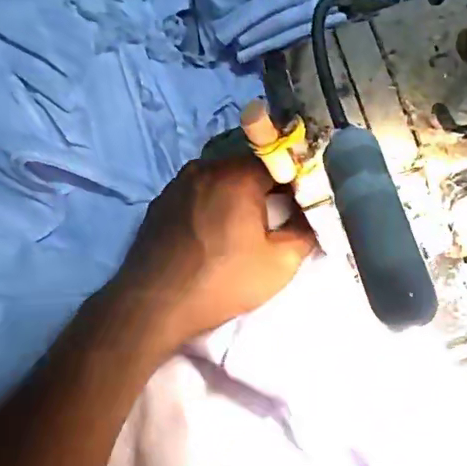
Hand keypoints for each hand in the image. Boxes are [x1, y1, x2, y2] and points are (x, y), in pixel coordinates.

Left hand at [108, 155, 315, 347]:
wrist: (155, 304)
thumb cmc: (223, 282)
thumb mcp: (280, 264)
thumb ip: (305, 232)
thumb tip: (311, 217)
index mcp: (238, 175)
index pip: (280, 161)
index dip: (297, 181)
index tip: (304, 204)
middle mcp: (206, 168)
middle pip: (249, 167)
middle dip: (268, 187)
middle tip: (279, 218)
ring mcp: (178, 183)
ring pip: (221, 179)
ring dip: (239, 196)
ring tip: (247, 227)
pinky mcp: (161, 202)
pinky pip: (199, 193)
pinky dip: (214, 204)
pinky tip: (217, 232)